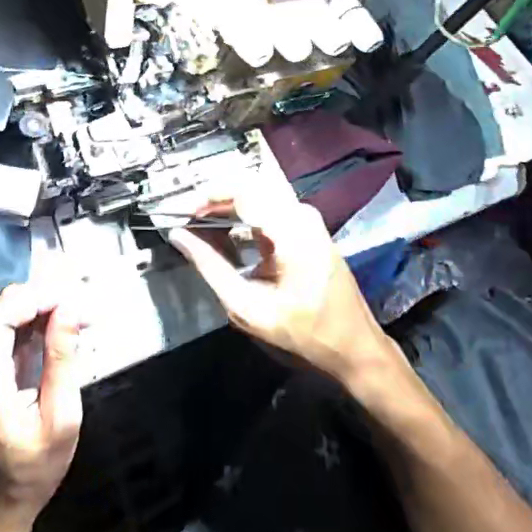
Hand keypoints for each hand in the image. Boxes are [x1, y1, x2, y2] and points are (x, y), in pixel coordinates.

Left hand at [0, 283, 84, 531]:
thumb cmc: (34, 471)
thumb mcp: (61, 420)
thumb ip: (61, 362)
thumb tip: (68, 310)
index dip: (32, 298)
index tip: (67, 301)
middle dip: (35, 302)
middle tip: (73, 309)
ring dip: (31, 314)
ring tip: (69, 320)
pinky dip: (22, 331)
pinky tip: (48, 338)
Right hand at [168, 187, 395, 388]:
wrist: (352, 344)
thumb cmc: (302, 331)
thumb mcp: (248, 307)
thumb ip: (211, 268)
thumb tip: (179, 237)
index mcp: (293, 232)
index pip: (244, 193)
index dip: (209, 198)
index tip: (182, 213)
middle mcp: (303, 215)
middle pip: (251, 188)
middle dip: (215, 200)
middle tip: (187, 220)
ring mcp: (309, 218)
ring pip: (259, 195)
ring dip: (228, 206)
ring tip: (200, 225)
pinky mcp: (308, 226)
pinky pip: (270, 207)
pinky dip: (245, 215)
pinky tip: (225, 232)